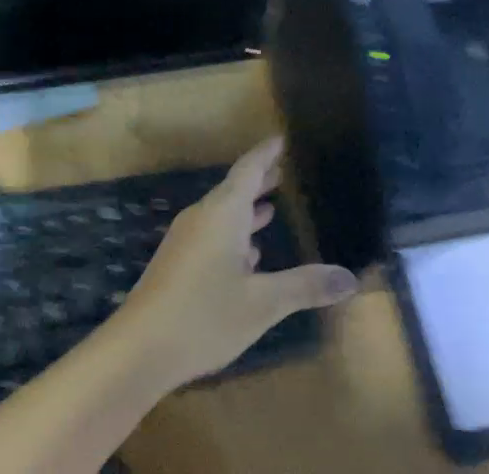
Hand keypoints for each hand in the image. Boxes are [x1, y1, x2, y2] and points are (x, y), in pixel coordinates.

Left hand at [112, 138, 358, 389]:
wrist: (138, 349)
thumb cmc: (204, 316)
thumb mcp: (263, 302)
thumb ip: (306, 286)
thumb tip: (350, 277)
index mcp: (222, 214)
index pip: (248, 170)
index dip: (266, 154)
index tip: (282, 138)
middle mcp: (202, 219)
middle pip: (234, 191)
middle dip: (260, 181)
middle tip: (284, 171)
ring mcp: (185, 242)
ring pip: (222, 216)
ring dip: (247, 211)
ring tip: (271, 209)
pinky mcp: (177, 264)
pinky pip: (212, 236)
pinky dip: (234, 235)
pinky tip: (248, 255)